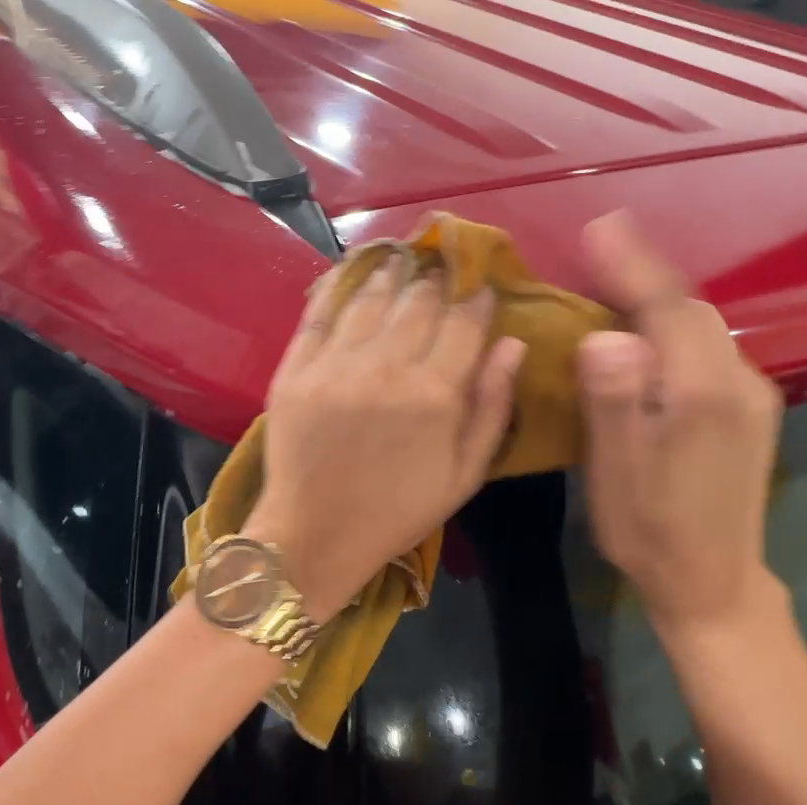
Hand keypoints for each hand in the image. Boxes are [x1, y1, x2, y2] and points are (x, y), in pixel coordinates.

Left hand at [246, 255, 525, 618]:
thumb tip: (512, 344)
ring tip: (402, 264)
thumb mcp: (462, 476)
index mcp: (434, 394)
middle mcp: (385, 368)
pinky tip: (351, 274)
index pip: (464, 321)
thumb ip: (491, 408)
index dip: (476, 298)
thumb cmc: (394, 514)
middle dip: (436, 281)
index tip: (480, 289)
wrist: (313, 537)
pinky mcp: (294, 372)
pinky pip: (318, 315)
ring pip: (370, 298)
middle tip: (441, 273)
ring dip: (392, 276)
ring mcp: (334, 367)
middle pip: (418, 301)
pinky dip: (338, 288)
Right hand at [576, 212, 784, 634]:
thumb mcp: (618, 472)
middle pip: (689, 311)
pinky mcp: (749, 413)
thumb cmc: (650, 531)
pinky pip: (706, 352)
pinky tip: (647, 339)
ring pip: (701, 329)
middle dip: (644, 275)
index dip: (632, 265)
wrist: (713, 582)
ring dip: (658, 301)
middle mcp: (737, 382)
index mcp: (700, 393)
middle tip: (597, 249)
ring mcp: (750, 397)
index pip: (666, 309)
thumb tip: (605, 337)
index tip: (600, 226)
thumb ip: (615, 402)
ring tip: (614, 285)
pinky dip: (673, 330)